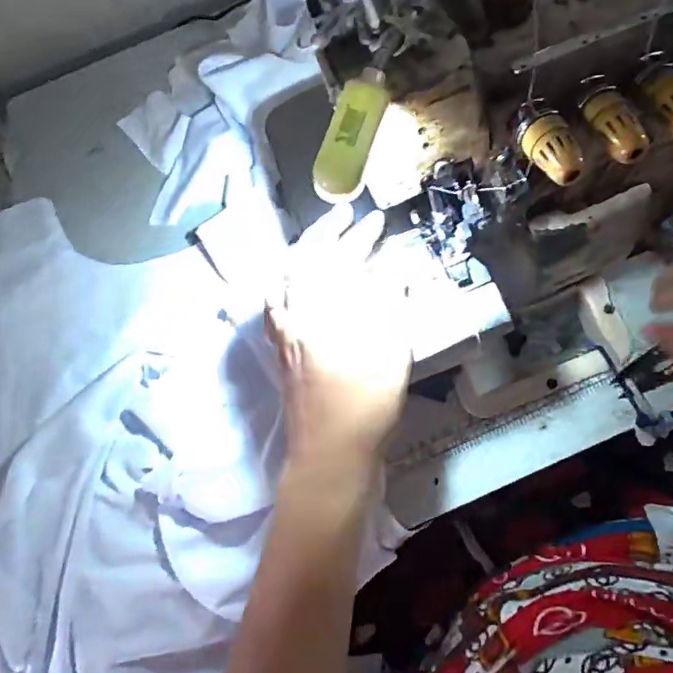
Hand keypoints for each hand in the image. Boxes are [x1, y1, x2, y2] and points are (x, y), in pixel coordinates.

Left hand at [267, 206, 411, 492]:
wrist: (330, 455)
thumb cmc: (366, 403)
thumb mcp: (391, 348)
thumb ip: (389, 301)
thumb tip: (393, 267)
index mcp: (322, 308)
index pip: (337, 256)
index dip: (357, 234)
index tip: (374, 218)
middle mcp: (295, 312)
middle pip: (308, 261)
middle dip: (333, 235)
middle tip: (356, 219)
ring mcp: (284, 332)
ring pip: (288, 279)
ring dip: (309, 254)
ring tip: (327, 240)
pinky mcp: (282, 350)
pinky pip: (279, 304)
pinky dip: (290, 285)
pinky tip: (301, 286)